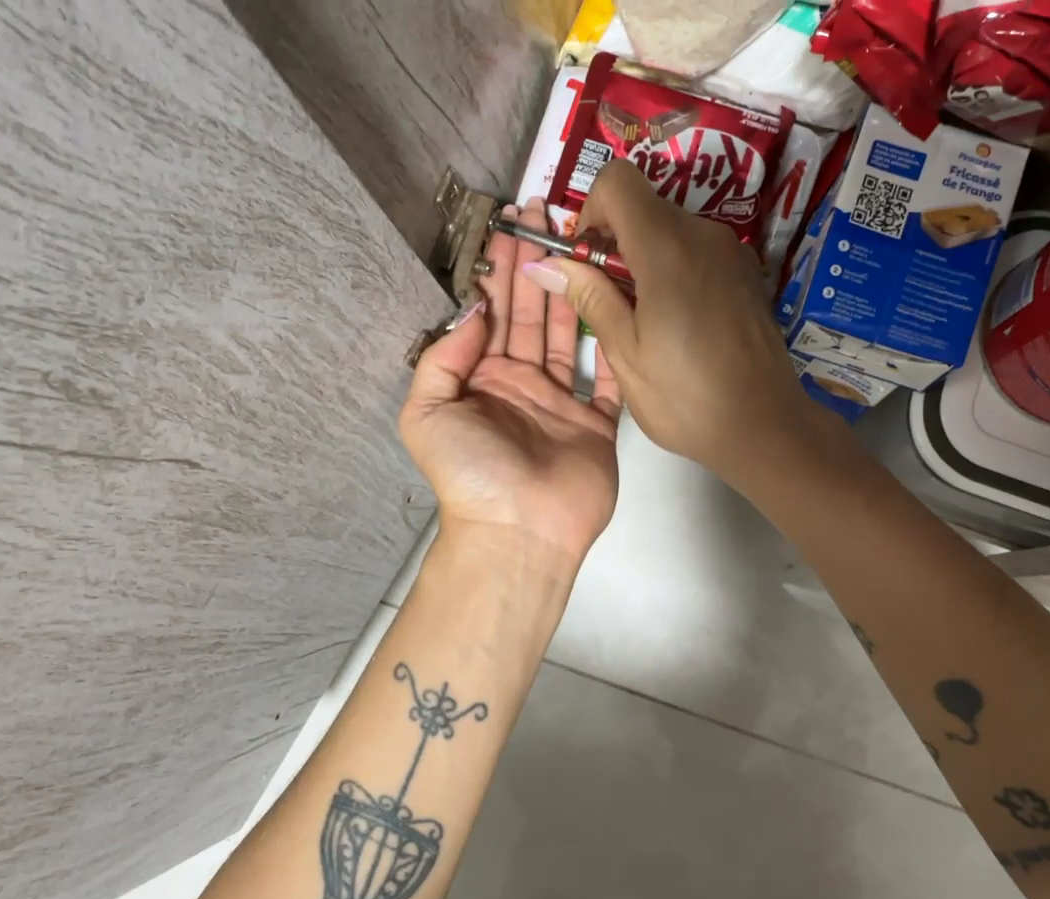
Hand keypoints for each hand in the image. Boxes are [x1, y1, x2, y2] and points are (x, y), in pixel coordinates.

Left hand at [399, 199, 622, 573]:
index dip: (501, 271)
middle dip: (536, 266)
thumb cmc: (470, 472)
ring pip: (570, 335)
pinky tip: (621, 305)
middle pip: (532, 315)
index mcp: (480, 380)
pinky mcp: (597, 424)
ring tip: (581, 245)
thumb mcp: (428, 410)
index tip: (512, 227)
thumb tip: (475, 310)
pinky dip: (617, 346)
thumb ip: (444, 354)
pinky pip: (610, 379)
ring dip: (573, 291)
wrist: (519, 531)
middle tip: (546, 216)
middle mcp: (521, 384)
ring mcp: (561, 404)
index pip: (493, 314)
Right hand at [516, 160, 818, 484]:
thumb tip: (546, 264)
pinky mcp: (748, 274)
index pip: (619, 181)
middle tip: (609, 302)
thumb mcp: (625, 355)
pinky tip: (679, 324)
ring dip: (647, 261)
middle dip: (616, 243)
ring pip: (673, 231)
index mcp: (667, 248)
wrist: (764, 426)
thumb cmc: (686, 398)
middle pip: (646, 208)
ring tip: (646, 322)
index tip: (588, 259)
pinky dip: (677, 272)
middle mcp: (704, 235)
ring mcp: (732, 253)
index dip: (592, 210)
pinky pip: (699, 253)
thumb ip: (589, 297)